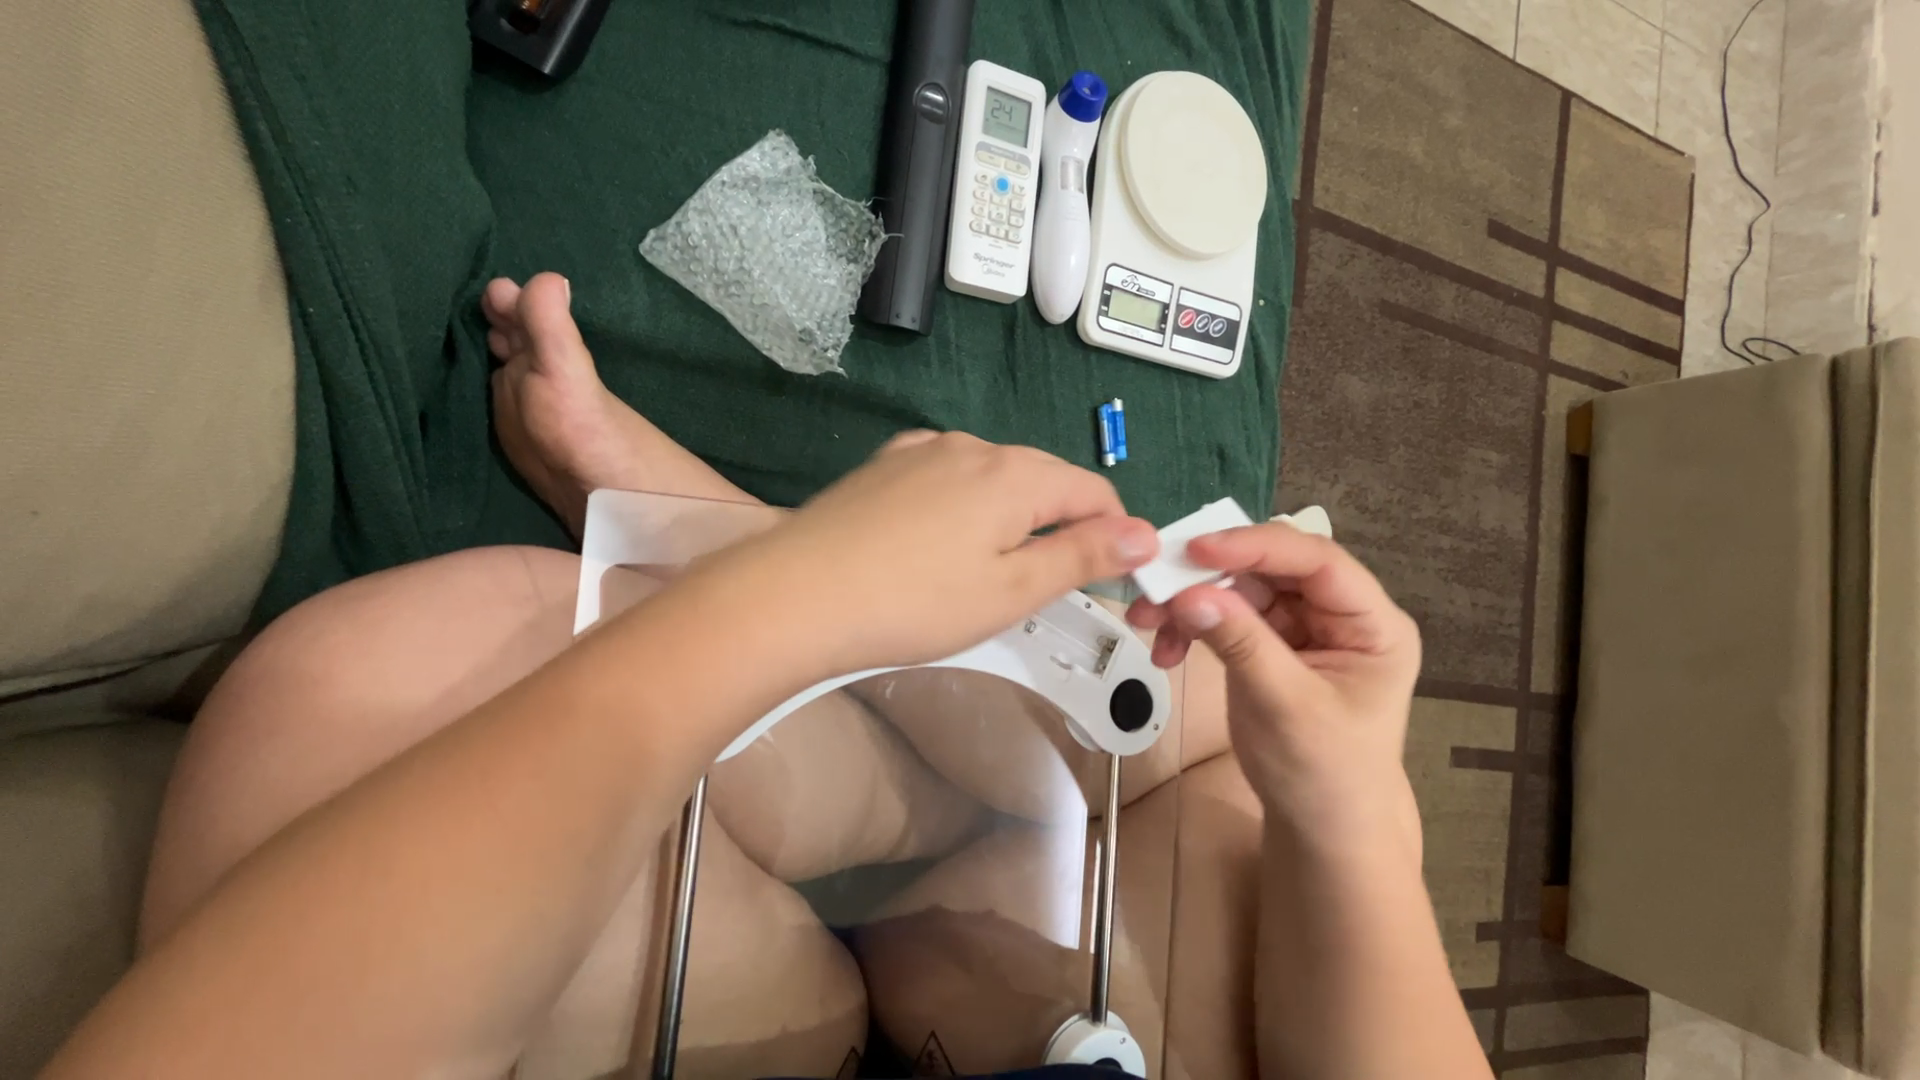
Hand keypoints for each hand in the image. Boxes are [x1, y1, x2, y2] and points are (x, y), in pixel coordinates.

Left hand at [700, 431, 1159, 674]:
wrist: (794, 596)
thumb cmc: (914, 603)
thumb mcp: (1012, 590)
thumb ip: (1083, 556)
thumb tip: (1144, 533)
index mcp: (1014, 473)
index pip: (1093, 490)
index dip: (1113, 534)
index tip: (1104, 582)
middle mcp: (971, 446)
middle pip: (1042, 481)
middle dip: (1059, 527)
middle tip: (1042, 590)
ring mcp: (920, 451)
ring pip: (992, 479)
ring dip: (1008, 519)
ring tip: (984, 574)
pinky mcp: (883, 467)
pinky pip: (945, 478)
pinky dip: (962, 508)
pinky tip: (940, 541)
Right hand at [1127, 524, 1422, 855]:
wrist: (1319, 829)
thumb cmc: (1323, 774)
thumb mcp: (1285, 707)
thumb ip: (1240, 644)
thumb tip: (1187, 594)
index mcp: (1371, 624)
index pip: (1316, 561)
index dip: (1256, 547)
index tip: (1196, 549)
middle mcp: (1338, 614)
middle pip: (1271, 568)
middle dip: (1210, 575)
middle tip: (1155, 585)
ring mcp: (1300, 627)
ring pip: (1239, 588)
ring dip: (1190, 600)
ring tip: (1146, 620)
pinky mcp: (1267, 643)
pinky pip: (1223, 615)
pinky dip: (1190, 626)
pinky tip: (1165, 651)